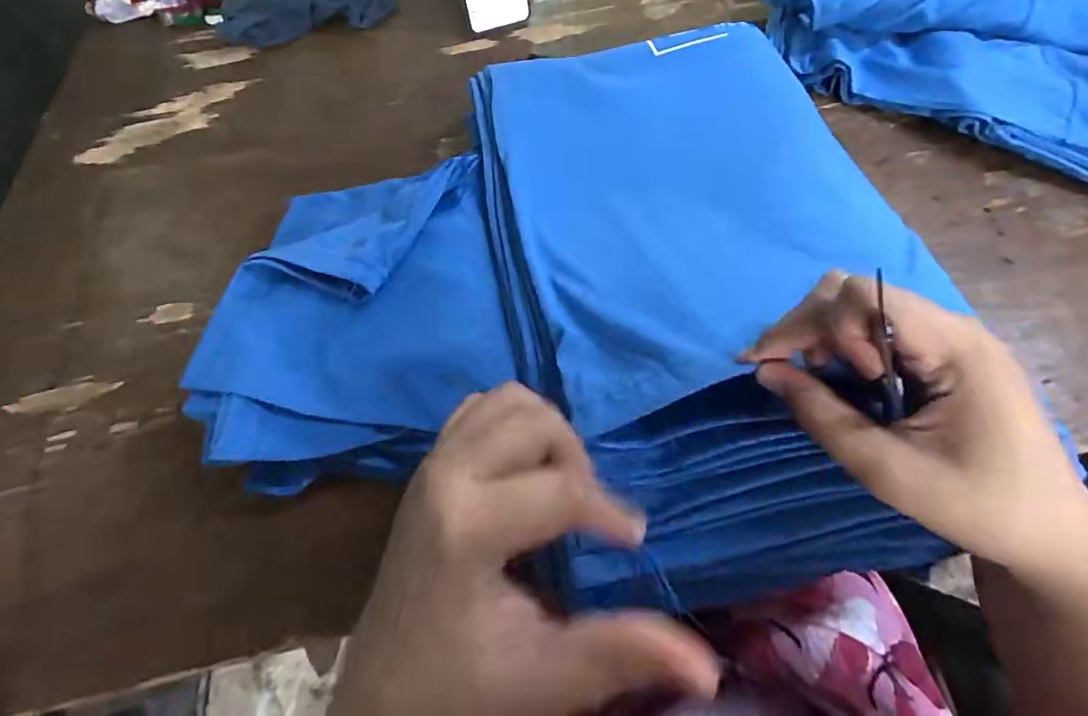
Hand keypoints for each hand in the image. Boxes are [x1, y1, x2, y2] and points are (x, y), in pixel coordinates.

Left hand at [331, 383, 719, 715]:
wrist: (380, 692)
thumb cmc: (460, 688)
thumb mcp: (543, 679)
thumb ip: (620, 655)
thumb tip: (708, 666)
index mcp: (467, 526)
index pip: (562, 488)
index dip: (610, 512)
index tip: (632, 542)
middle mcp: (446, 474)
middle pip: (537, 423)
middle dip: (576, 461)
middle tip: (588, 513)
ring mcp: (432, 461)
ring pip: (509, 400)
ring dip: (547, 432)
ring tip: (559, 485)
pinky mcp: (427, 461)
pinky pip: (478, 407)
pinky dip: (512, 420)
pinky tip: (523, 468)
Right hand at [740, 270, 1087, 581]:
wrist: (1056, 539)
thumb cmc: (981, 508)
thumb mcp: (890, 472)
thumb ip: (823, 416)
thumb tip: (765, 371)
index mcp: (954, 345)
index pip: (865, 293)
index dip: (827, 325)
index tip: (824, 375)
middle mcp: (953, 326)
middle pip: (857, 292)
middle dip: (812, 326)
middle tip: (790, 373)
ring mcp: (952, 337)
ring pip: (863, 304)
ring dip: (826, 334)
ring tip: (817, 377)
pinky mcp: (946, 353)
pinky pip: (881, 327)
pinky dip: (847, 345)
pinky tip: (842, 377)